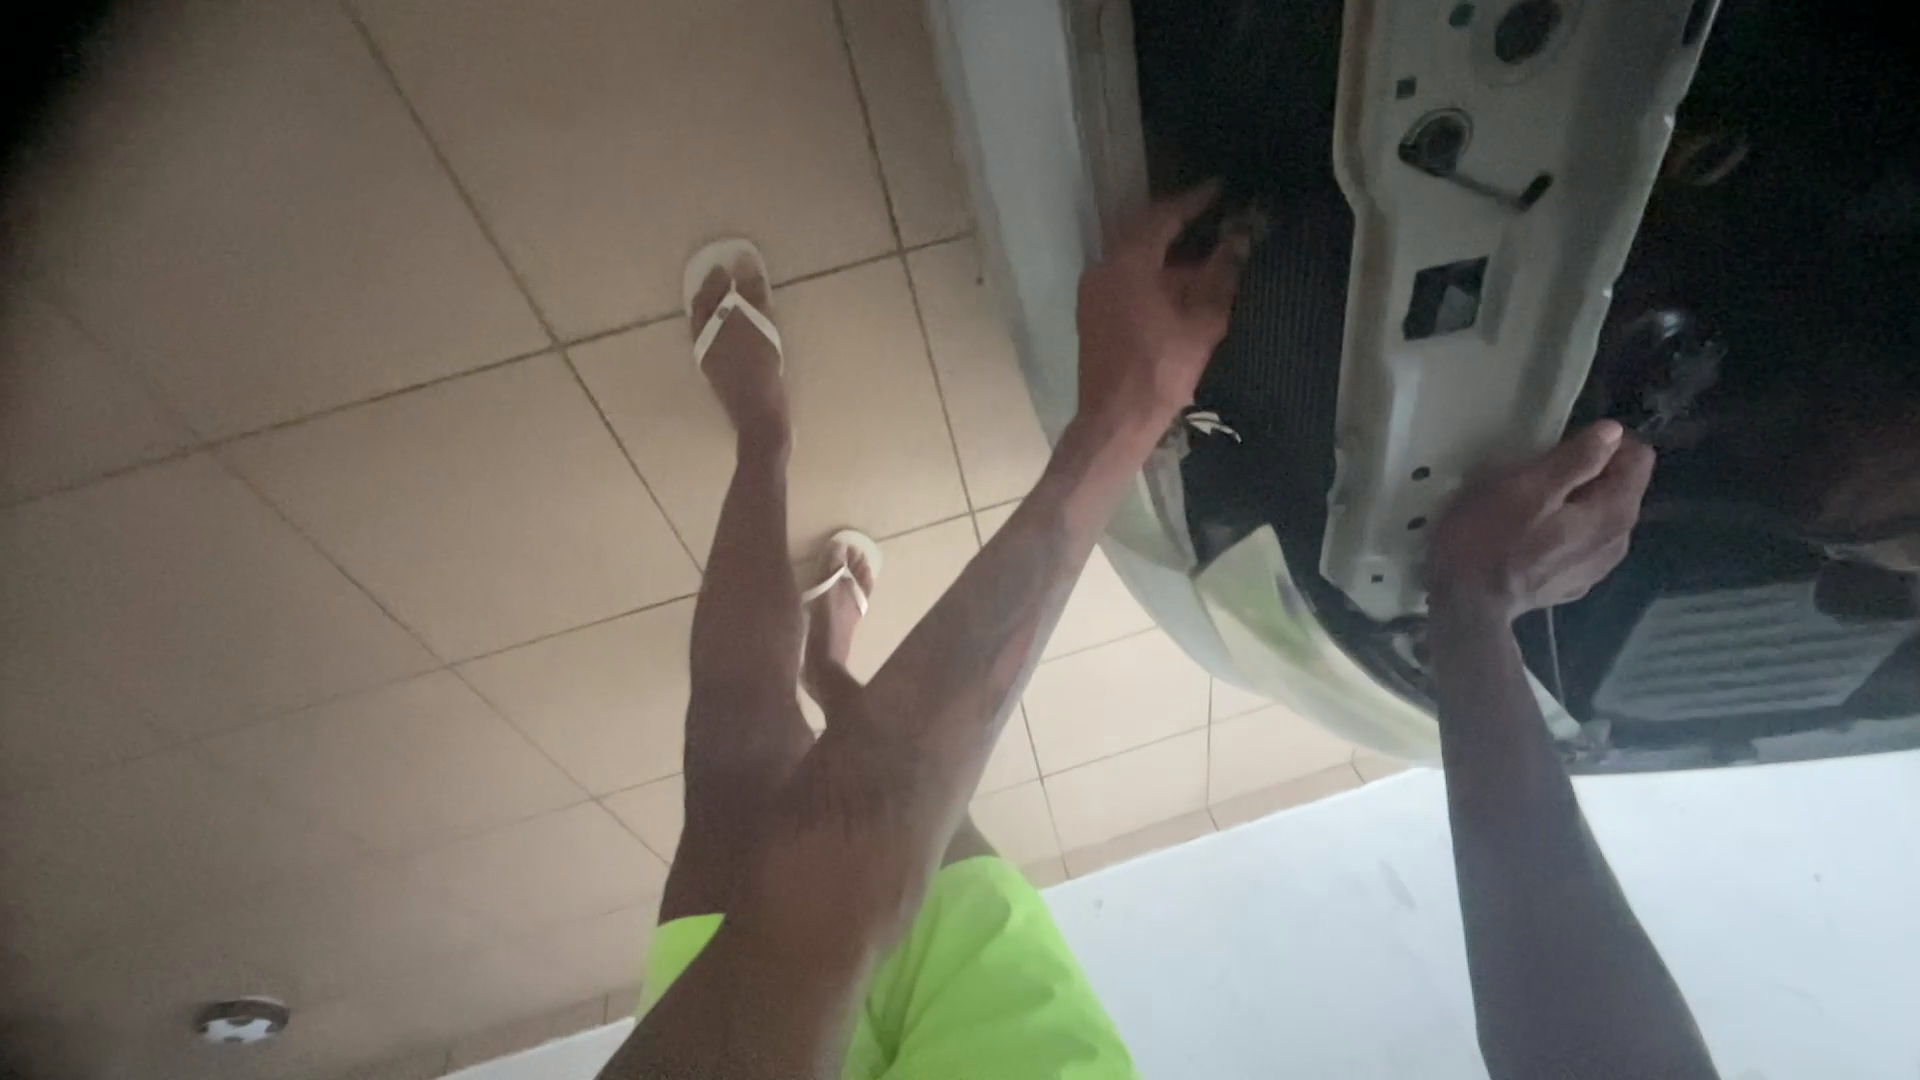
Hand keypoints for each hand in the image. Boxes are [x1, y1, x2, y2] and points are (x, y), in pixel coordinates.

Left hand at [1075, 181, 1250, 433]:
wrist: (1115, 418)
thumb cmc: (1159, 371)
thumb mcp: (1202, 321)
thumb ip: (1221, 274)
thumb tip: (1239, 239)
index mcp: (1127, 262)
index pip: (1163, 216)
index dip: (1195, 200)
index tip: (1220, 188)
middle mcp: (1102, 269)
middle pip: (1142, 233)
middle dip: (1177, 223)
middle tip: (1211, 215)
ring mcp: (1092, 293)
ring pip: (1131, 257)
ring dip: (1163, 251)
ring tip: (1200, 251)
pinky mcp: (1091, 315)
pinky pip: (1122, 279)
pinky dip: (1148, 273)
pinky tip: (1174, 284)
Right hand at [1429, 421, 1654, 621]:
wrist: (1465, 605)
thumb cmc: (1486, 540)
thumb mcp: (1522, 489)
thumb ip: (1573, 460)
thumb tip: (1611, 433)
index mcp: (1614, 511)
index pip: (1637, 457)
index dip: (1599, 444)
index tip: (1554, 450)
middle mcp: (1619, 539)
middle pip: (1615, 489)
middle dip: (1581, 478)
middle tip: (1529, 482)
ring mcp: (1596, 566)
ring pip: (1594, 520)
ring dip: (1568, 509)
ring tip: (1524, 514)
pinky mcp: (1571, 584)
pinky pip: (1575, 547)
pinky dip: (1557, 537)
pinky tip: (1525, 543)